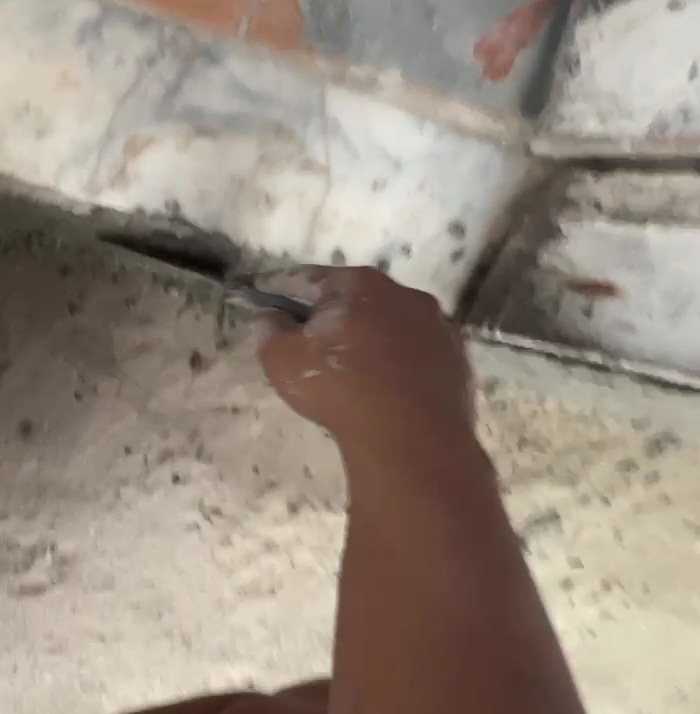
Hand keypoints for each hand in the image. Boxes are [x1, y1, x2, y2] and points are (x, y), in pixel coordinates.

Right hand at [255, 267, 474, 449]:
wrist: (412, 436)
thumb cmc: (337, 386)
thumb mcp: (280, 356)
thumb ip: (269, 328)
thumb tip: (269, 314)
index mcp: (359, 286)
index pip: (308, 277)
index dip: (277, 284)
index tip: (257, 289)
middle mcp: (405, 295)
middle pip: (353, 295)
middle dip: (324, 307)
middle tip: (298, 323)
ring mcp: (438, 325)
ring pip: (386, 320)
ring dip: (361, 330)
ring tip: (338, 353)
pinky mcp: (456, 357)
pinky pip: (411, 346)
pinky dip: (388, 353)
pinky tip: (373, 375)